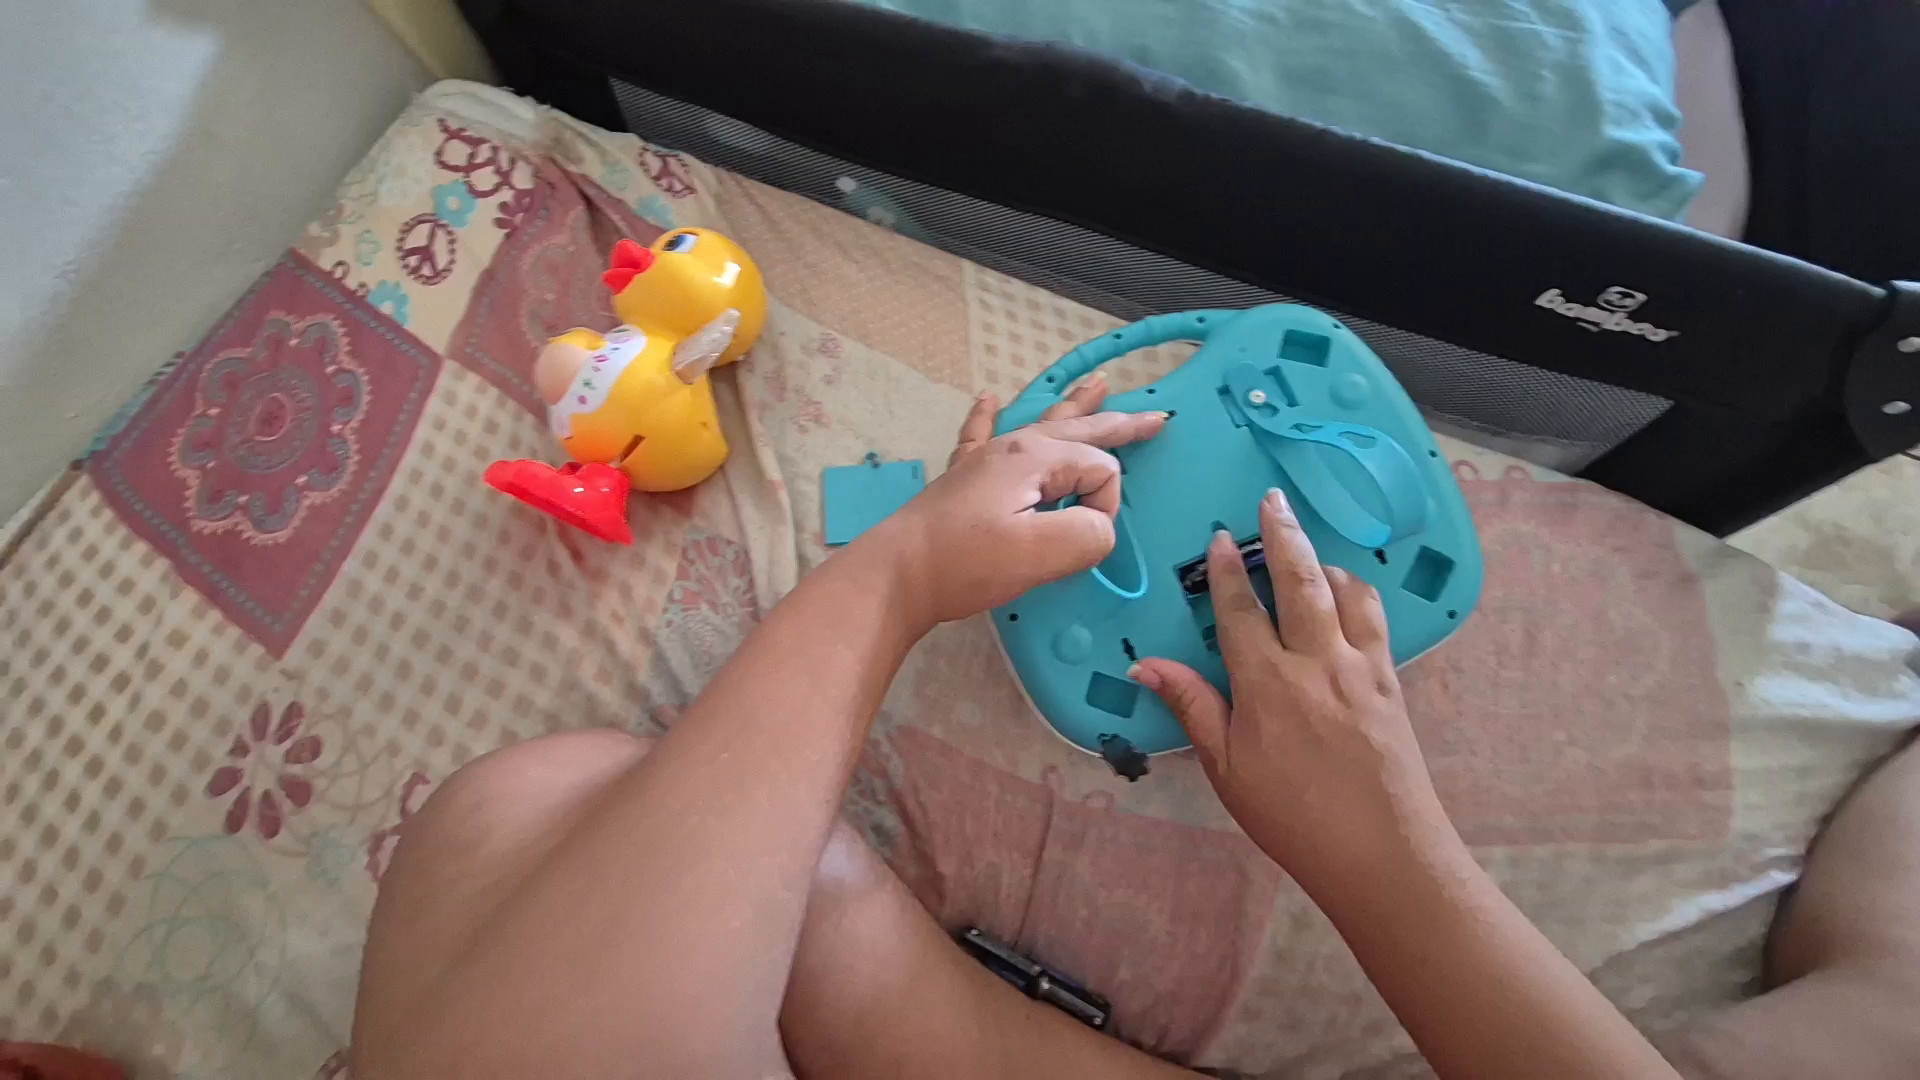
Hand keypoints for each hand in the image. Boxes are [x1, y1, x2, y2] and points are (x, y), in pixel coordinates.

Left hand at [859, 373, 1165, 628]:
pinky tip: (988, 398)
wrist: (897, 574)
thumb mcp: (1042, 552)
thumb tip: (1098, 524)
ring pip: (1039, 423)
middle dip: (1117, 424)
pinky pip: (980, 434)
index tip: (1083, 543)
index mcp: (1035, 459)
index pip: (1099, 471)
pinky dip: (988, 416)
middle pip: (1078, 430)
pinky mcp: (962, 480)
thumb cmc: (967, 563)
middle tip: (1155, 418)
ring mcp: (983, 460)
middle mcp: (1012, 447)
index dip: (1104, 508)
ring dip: (1073, 407)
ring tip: (1098, 383)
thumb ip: (1089, 533)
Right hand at [1128, 488, 1455, 897]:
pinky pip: (1375, 618)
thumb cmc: (1291, 814)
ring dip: (1323, 560)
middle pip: (1299, 581)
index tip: (1219, 538)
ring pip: (1345, 592)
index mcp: (1268, 682)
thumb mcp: (1225, 767)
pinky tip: (1347, 592)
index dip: (1225, 571)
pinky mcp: (1393, 681)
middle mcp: (1317, 661)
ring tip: (1305, 546)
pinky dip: (1356, 592)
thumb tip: (1142, 665)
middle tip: (1273, 499)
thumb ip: (1190, 706)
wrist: (1385, 856)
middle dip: (1283, 535)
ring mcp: (1362, 667)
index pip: (1240, 610)